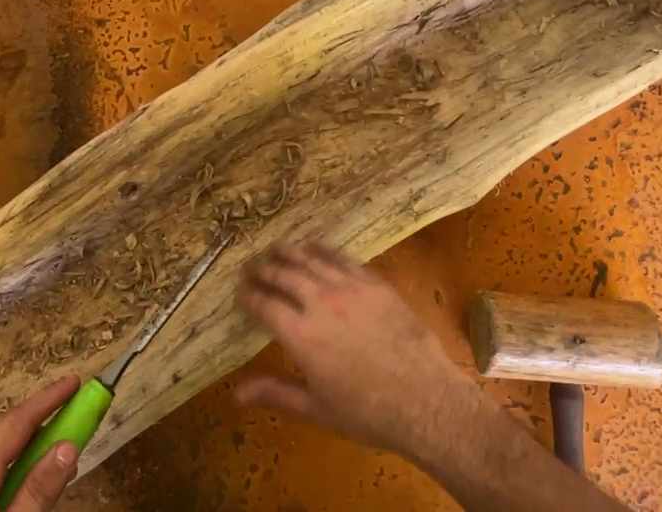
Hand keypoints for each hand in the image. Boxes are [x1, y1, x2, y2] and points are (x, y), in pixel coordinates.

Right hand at [234, 242, 489, 457]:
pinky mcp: (375, 283)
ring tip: (276, 249)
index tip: (239, 293)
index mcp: (302, 335)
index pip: (264, 305)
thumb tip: (236, 393)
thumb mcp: (316, 409)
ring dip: (290, 253)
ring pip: (312, 260)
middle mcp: (321, 303)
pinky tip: (315, 247)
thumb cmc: (368, 413)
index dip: (248, 297)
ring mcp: (350, 289)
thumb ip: (275, 392)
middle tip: (252, 268)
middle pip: (284, 275)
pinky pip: (343, 259)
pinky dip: (323, 250)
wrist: (425, 400)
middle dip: (264, 270)